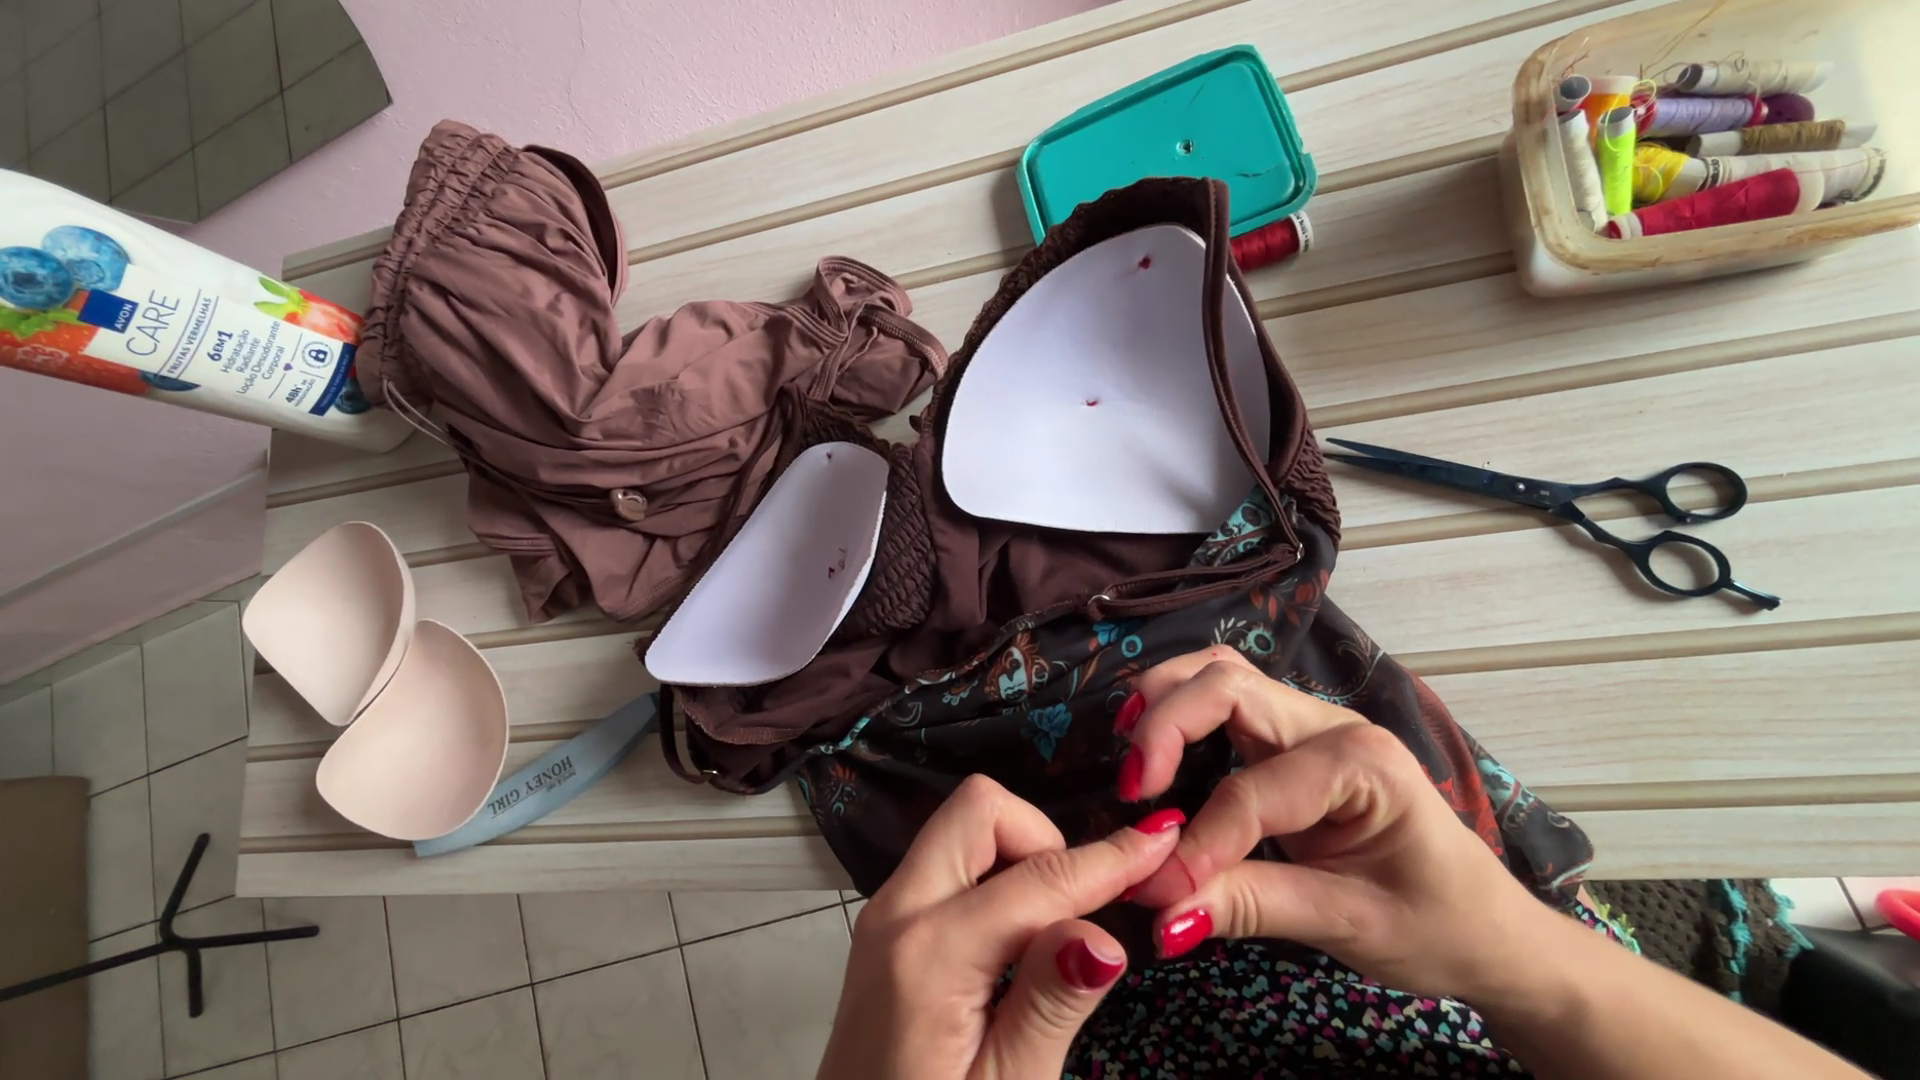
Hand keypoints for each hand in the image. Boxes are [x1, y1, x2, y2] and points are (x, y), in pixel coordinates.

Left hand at [817, 774, 1186, 1079]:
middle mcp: (898, 909)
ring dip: (1020, 852)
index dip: (1108, 858)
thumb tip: (1102, 933)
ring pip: (963, 826)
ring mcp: (887, 911)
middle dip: (1044, 837)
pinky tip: (1021, 934)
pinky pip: (950, 859)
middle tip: (1082, 906)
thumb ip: (1050, 1006)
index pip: (1037, 880)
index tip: (1162, 835)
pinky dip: (997, 870)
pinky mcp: (889, 924)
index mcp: (929, 952)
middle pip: (978, 809)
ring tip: (1056, 926)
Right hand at [1119, 647, 1560, 1000]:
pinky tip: (1153, 741)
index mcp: (1362, 762)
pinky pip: (1223, 698)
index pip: (1255, 789)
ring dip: (1166, 701)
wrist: (1492, 930)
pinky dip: (1179, 708)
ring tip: (1129, 750)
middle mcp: (1331, 723)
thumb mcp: (1346, 926)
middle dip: (1167, 724)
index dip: (1201, 838)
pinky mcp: (1289, 738)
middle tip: (1130, 788)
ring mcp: (1309, 723)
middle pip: (1228, 684)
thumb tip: (1155, 906)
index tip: (1159, 887)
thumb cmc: (1439, 926)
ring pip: (1221, 674)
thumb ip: (1247, 906)